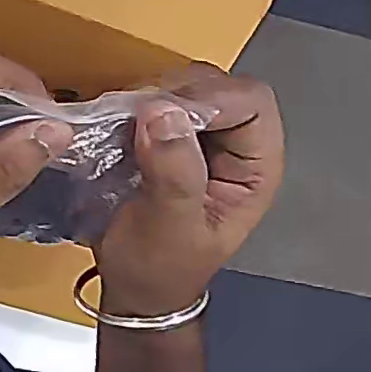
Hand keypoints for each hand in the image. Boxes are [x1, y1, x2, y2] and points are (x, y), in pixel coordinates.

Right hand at [95, 64, 283, 317]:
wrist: (133, 286)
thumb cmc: (159, 269)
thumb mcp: (170, 229)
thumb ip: (174, 174)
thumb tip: (162, 113)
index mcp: (254, 169)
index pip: (250, 104)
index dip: (211, 99)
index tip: (162, 112)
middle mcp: (233, 145)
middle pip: (218, 85)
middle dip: (175, 93)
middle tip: (135, 117)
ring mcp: (200, 137)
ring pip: (185, 85)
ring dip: (151, 95)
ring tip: (122, 122)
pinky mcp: (168, 135)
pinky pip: (156, 99)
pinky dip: (134, 103)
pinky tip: (116, 123)